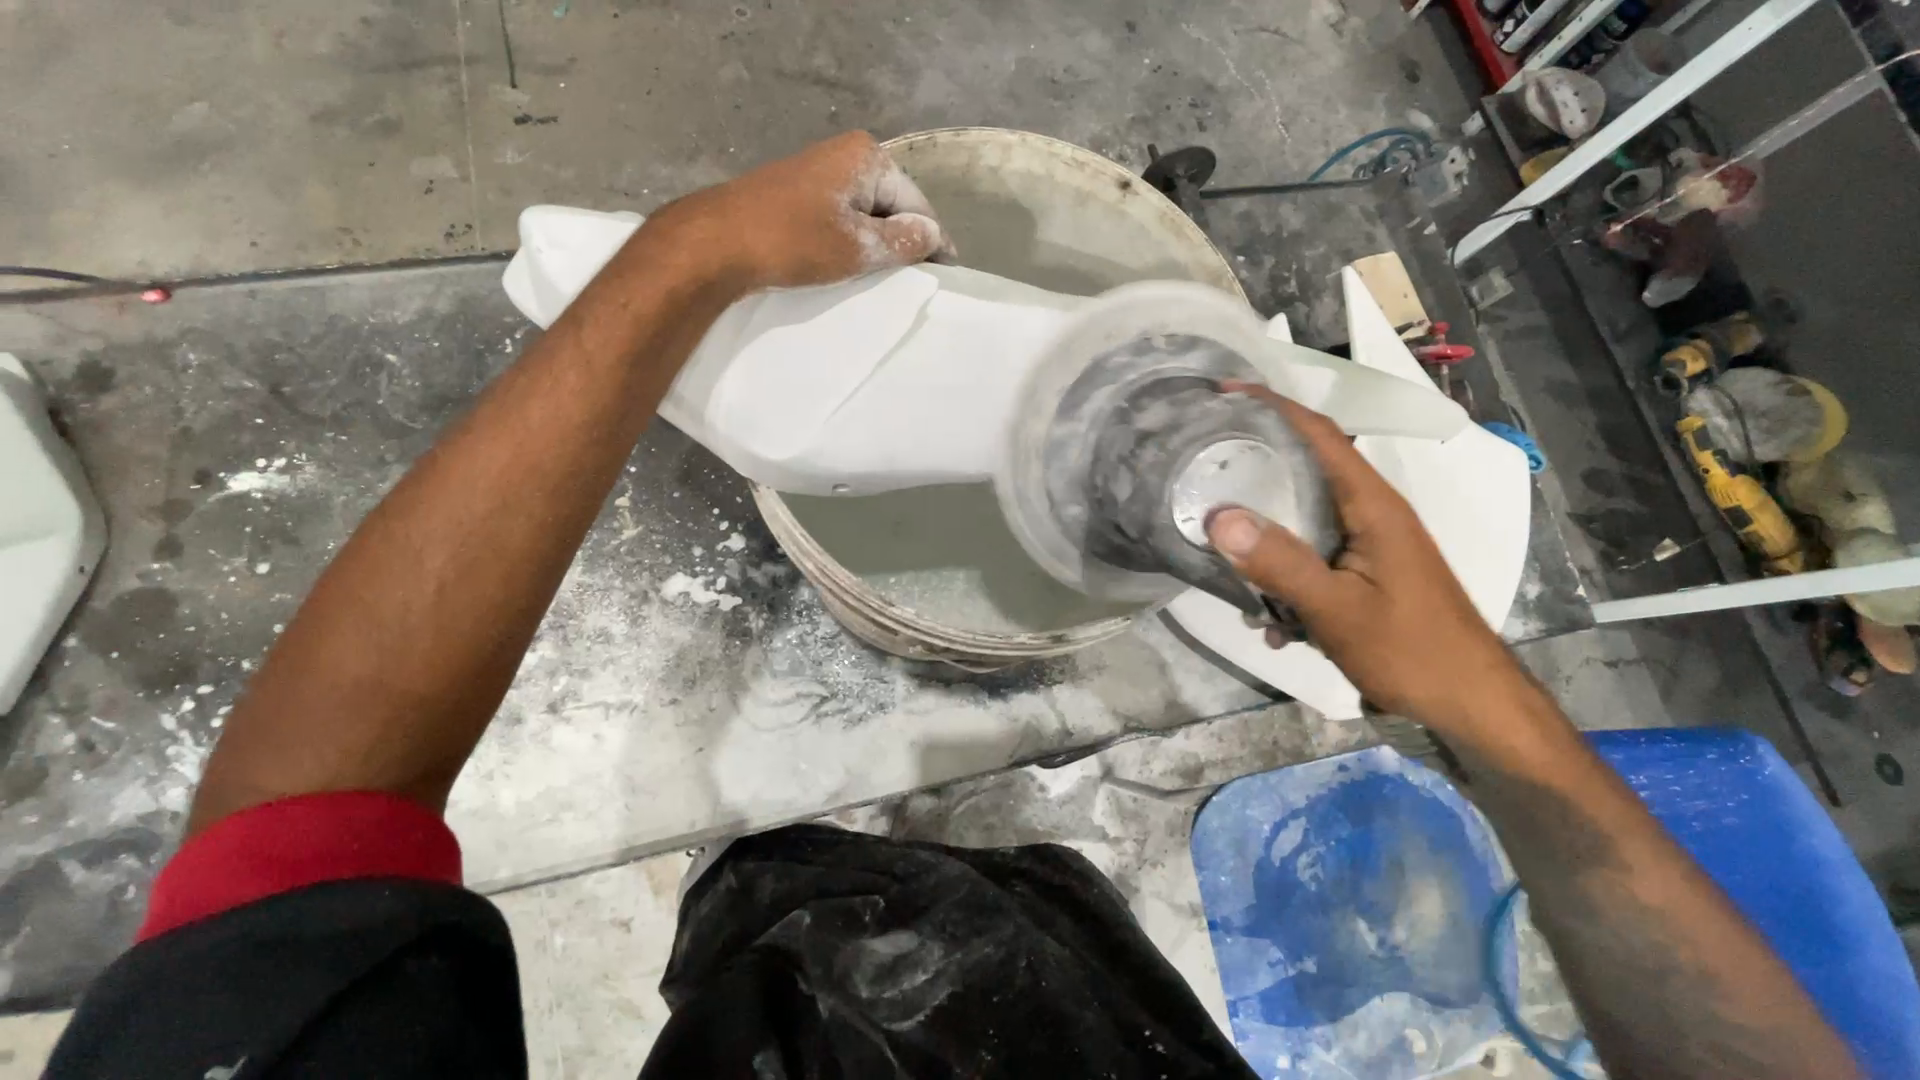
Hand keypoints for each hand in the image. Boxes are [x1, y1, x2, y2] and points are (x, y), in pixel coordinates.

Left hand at [649, 131, 953, 292]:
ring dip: (876, 244)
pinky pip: (841, 218)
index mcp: (868, 157)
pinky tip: (849, 266)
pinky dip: (850, 241)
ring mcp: (820, 172)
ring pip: (866, 214)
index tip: (944, 275)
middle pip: (892, 204)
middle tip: (913, 283)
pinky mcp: (798, 193)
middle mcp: (846, 155)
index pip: (917, 203)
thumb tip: (933, 236)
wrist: (716, 243)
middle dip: (904, 241)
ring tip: (883, 280)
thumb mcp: (857, 247)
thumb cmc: (793, 241)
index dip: (932, 241)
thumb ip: (903, 240)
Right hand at [1205, 384, 1528, 729]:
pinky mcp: (1364, 576)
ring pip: (1302, 520)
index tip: (1223, 393)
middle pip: (1304, 470)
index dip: (1273, 406)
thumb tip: (1218, 517)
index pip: (1320, 433)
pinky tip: (1273, 625)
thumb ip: (1279, 563)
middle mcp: (1371, 514)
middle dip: (1254, 467)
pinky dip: (1285, 583)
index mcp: (1373, 505)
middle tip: (1202, 466)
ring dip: (1264, 541)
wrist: (1472, 705)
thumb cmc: (1412, 651)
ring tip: (1222, 558)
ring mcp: (1369, 546)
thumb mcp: (1337, 610)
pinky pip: (1311, 561)